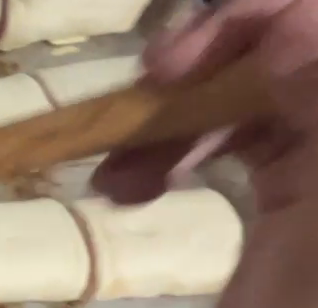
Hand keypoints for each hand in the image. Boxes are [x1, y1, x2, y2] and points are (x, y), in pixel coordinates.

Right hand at [94, 0, 317, 307]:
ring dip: (175, 116)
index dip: (266, 15)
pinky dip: (171, 153)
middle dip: (215, 56)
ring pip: (256, 83)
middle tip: (142, 90)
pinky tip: (130, 187)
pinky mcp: (292, 178)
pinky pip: (231, 134)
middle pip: (295, 41)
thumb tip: (291, 19)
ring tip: (115, 173)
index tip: (181, 59)